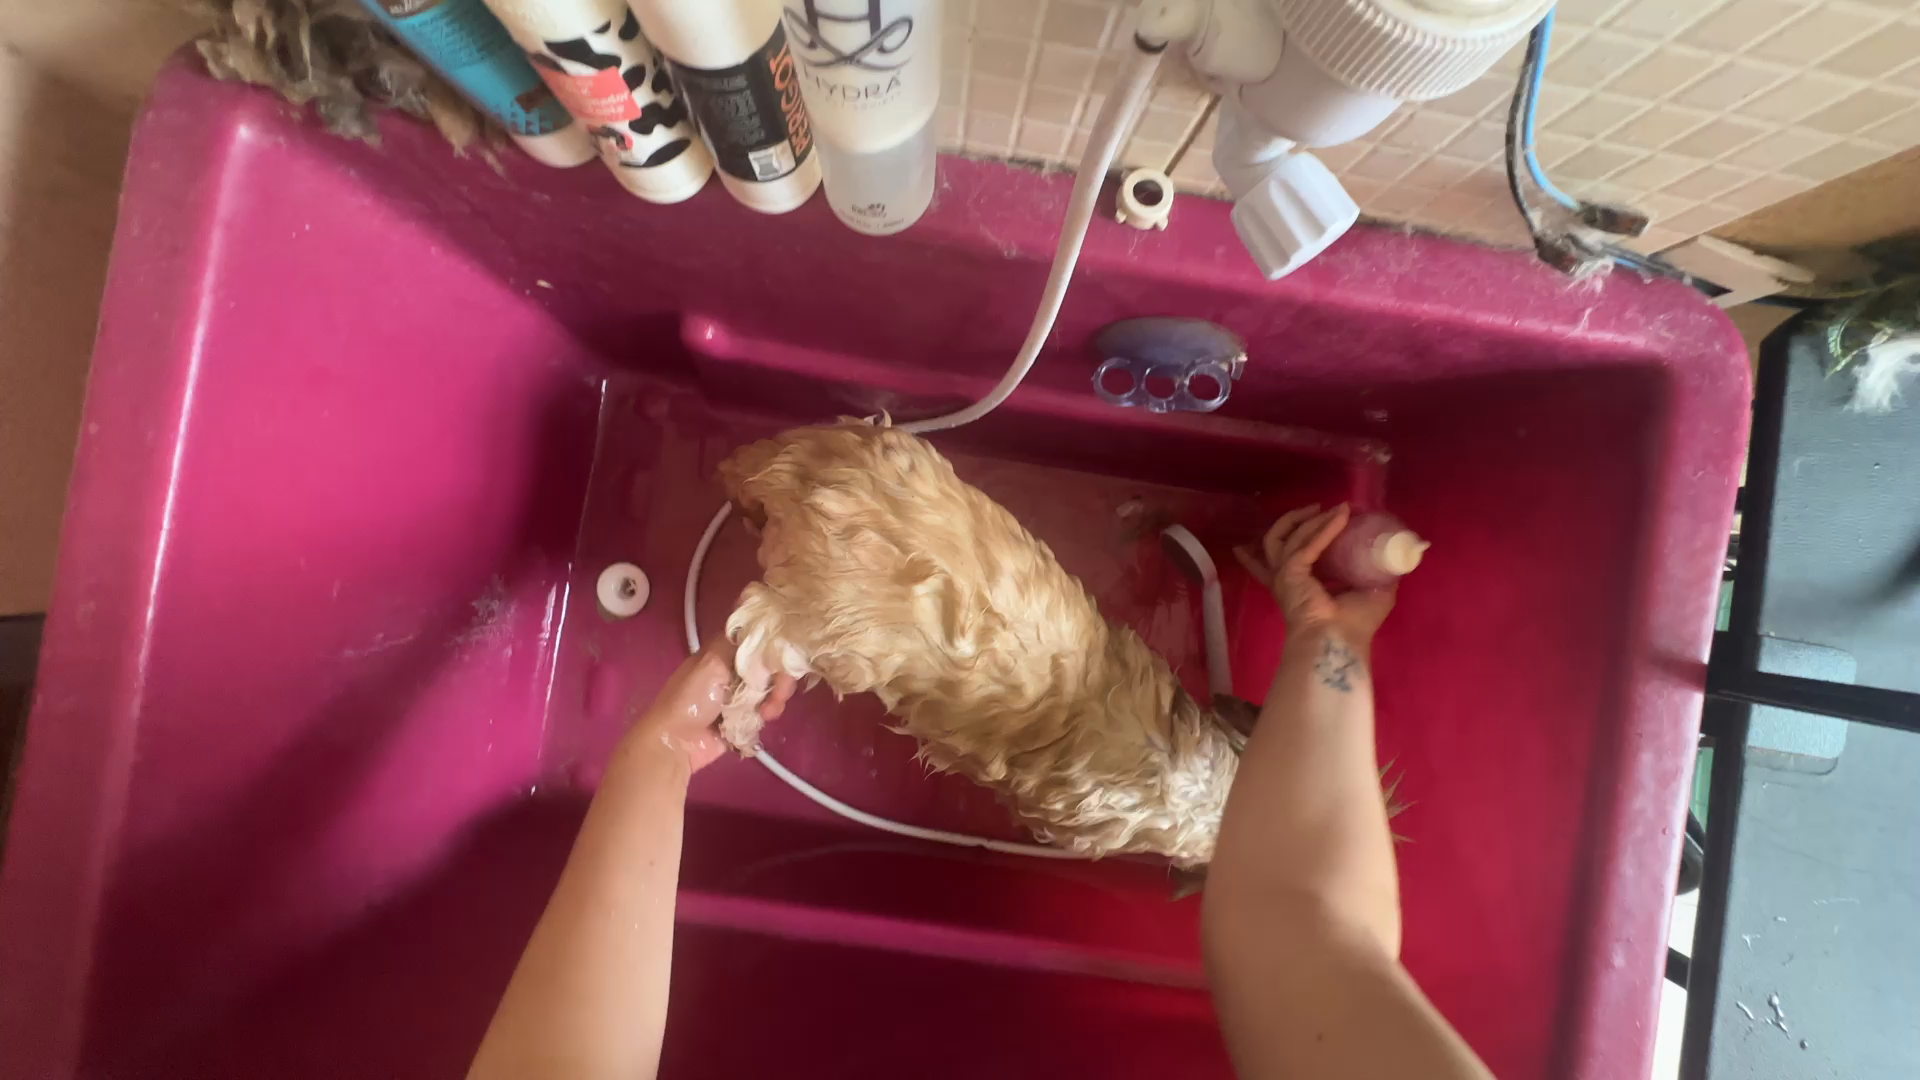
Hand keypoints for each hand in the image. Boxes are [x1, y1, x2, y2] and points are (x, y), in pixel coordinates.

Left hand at [631, 642, 796, 771]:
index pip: (759, 637)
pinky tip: (765, 718)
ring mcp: (742, 693)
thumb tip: (751, 599)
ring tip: (768, 711)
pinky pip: (768, 708)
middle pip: (772, 663)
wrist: (676, 744)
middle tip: (780, 690)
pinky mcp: (745, 715)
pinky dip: (771, 712)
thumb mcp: (712, 662)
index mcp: (725, 651)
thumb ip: (737, 640)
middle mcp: (735, 668)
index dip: (776, 642)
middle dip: (781, 676)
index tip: (787, 652)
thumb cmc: (690, 699)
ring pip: (773, 686)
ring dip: (777, 697)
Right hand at [1235, 503, 1395, 652]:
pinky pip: (1307, 543)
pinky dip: (1325, 528)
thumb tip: (1395, 555)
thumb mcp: (1373, 591)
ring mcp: (1284, 574)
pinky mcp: (1290, 571)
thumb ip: (1377, 573)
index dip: (1289, 539)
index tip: (1309, 519)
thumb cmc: (1353, 624)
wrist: (1340, 640)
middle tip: (1313, 509)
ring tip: (1325, 508)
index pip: (1279, 559)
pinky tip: (1342, 516)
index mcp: (1297, 585)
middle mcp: (1285, 578)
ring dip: (1305, 520)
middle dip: (1291, 522)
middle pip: (1275, 541)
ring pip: (1285, 537)